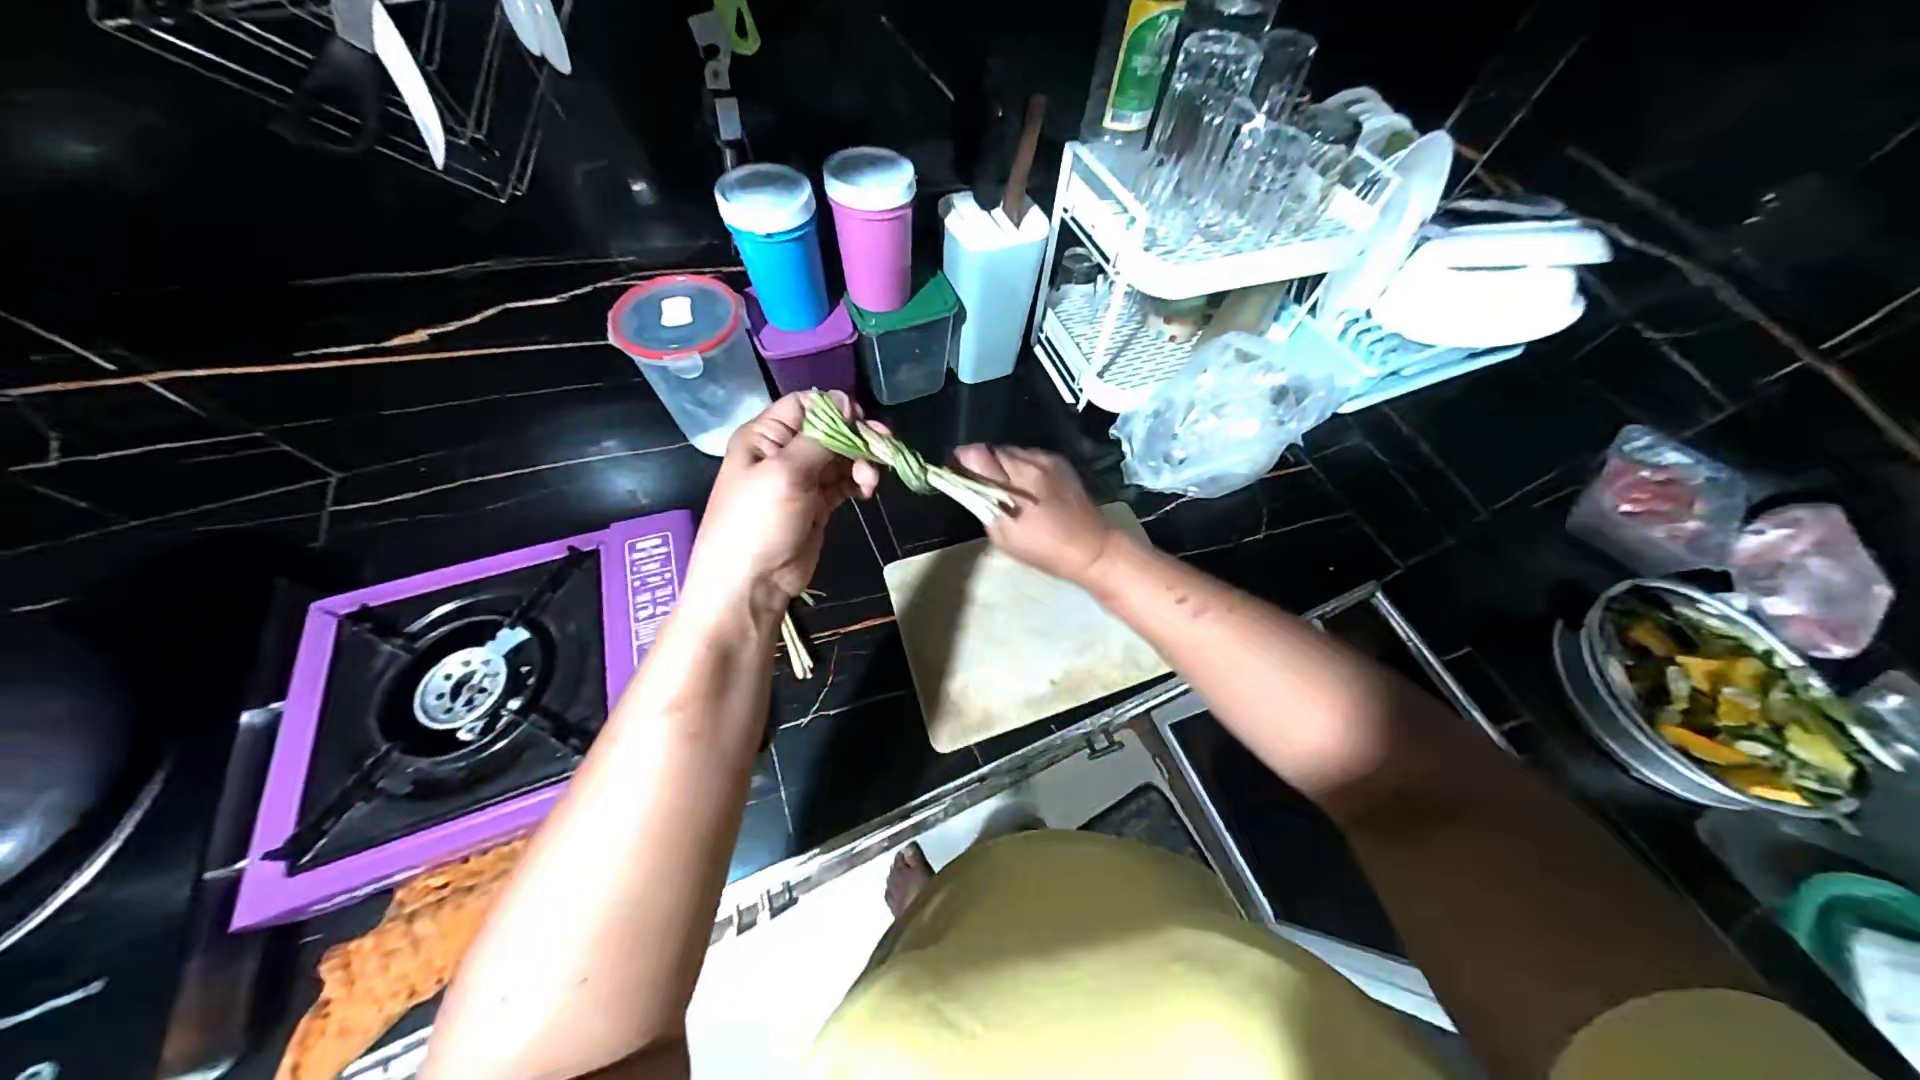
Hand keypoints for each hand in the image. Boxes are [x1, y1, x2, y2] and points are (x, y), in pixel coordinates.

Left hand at [681, 391, 880, 627]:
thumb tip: (844, 400)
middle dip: (856, 437)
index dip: (835, 409)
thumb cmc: (758, 523)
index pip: (805, 405)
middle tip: (882, 448)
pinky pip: (844, 482)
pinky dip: (859, 482)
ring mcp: (801, 480)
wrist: (750, 584)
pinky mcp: (817, 505)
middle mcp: (782, 452)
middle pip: (829, 430)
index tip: (859, 423)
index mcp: (764, 436)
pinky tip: (868, 490)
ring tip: (871, 481)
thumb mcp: (785, 473)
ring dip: (861, 462)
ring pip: (840, 457)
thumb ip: (818, 437)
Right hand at [952, 445, 1117, 584]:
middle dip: (983, 463)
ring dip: (1002, 464)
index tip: (956, 472)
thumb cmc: (1042, 549)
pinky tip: (1025, 485)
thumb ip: (982, 501)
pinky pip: (1030, 455)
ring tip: (1004, 487)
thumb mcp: (1002, 533)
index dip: (963, 461)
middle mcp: (1030, 462)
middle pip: (994, 450)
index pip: (976, 454)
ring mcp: (1048, 459)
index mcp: (1014, 482)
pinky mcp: (1060, 461)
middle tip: (979, 483)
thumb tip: (966, 481)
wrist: (1092, 548)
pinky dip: (1021, 466)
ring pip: (1012, 451)